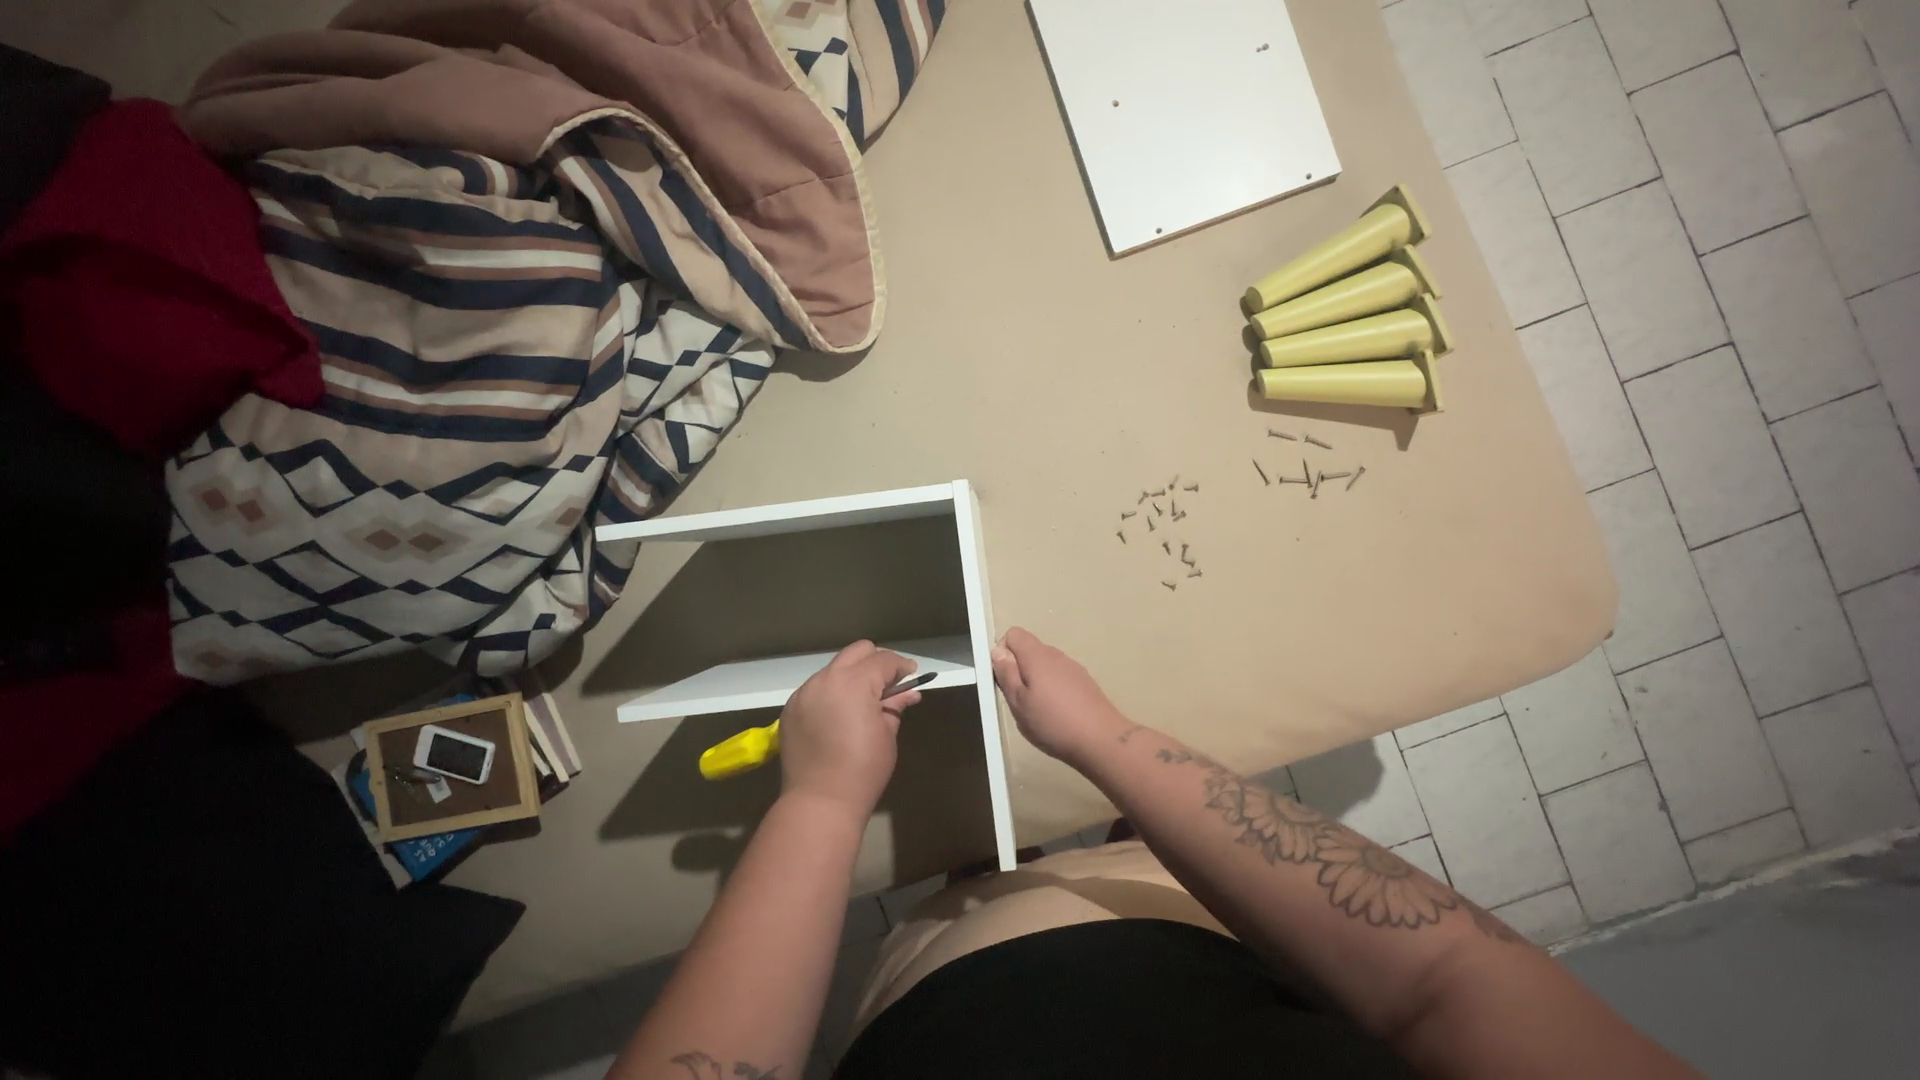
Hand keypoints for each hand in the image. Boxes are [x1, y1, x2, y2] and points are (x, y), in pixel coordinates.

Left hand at [779, 641, 922, 817]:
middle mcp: (826, 679)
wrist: (820, 801)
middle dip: (876, 662)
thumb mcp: (887, 735)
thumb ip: (895, 706)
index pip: (884, 660)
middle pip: (857, 652)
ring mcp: (804, 693)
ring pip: (834, 669)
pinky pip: (816, 689)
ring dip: (852, 677)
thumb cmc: (863, 769)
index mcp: (854, 682)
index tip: (911, 676)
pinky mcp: (791, 709)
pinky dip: (832, 693)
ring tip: (862, 702)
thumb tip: (908, 693)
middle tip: (888, 683)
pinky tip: (838, 716)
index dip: (902, 666)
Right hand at [991, 627, 1131, 764]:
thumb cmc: (1053, 722)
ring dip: (1036, 681)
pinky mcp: (1085, 682)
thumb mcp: (1019, 702)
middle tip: (1019, 700)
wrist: (1101, 739)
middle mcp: (1057, 655)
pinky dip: (1053, 689)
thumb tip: (998, 651)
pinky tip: (1057, 713)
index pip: (1014, 634)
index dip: (1003, 652)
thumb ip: (1006, 674)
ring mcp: (1073, 668)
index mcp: (1037, 656)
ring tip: (1038, 710)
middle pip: (1030, 650)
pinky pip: (1060, 677)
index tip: (1004, 678)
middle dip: (1019, 670)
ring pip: (1045, 665)